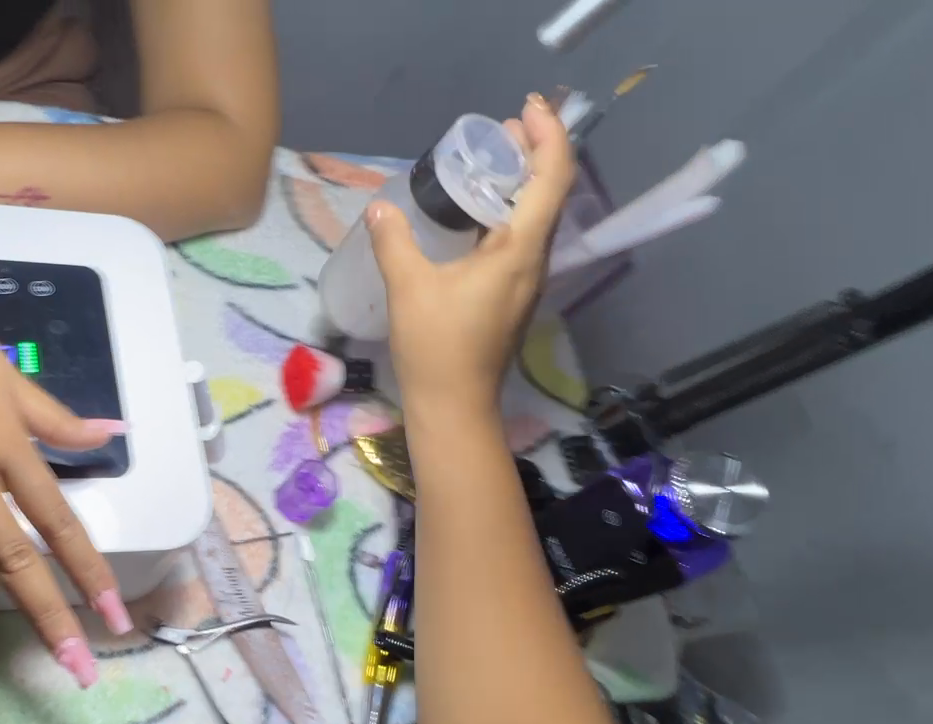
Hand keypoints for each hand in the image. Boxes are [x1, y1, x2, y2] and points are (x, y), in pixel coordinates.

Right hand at [368, 93, 576, 414]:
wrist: (454, 407)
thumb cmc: (436, 348)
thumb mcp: (409, 289)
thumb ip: (395, 243)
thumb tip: (380, 208)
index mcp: (518, 250)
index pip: (552, 176)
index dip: (547, 135)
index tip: (526, 108)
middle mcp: (534, 261)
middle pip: (550, 192)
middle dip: (533, 153)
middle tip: (502, 130)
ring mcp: (526, 282)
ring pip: (537, 217)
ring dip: (521, 184)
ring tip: (490, 164)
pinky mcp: (512, 298)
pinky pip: (521, 241)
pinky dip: (507, 214)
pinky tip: (477, 217)